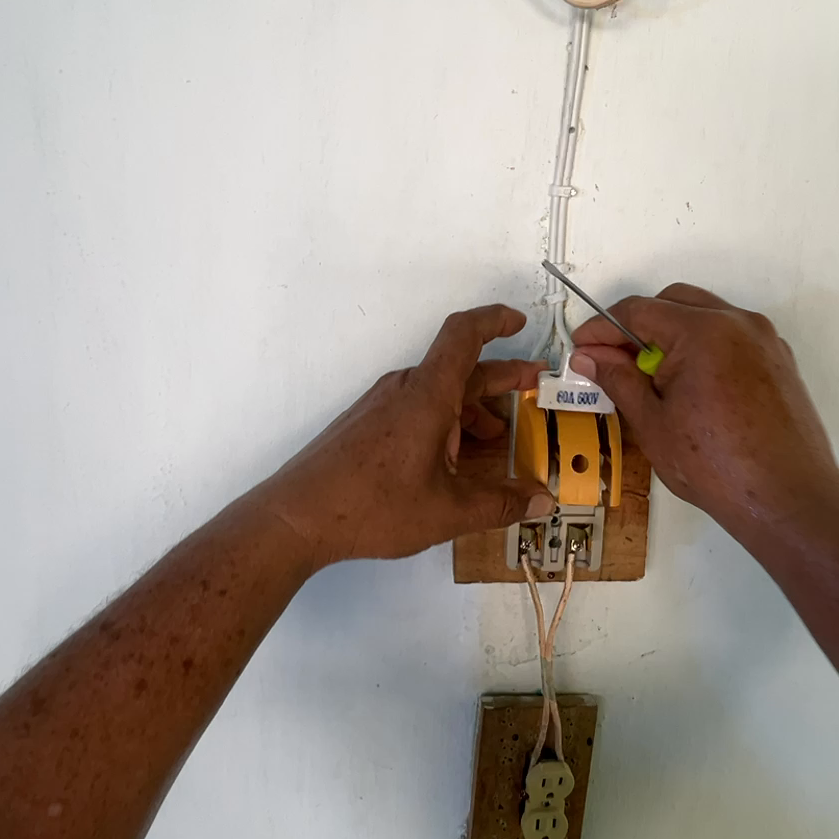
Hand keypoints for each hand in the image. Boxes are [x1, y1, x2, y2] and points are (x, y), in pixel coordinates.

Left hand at [254, 305, 555, 566]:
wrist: (296, 517)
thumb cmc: (373, 507)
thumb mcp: (447, 512)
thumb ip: (499, 504)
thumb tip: (542, 499)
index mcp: (427, 396)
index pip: (464, 335)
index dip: (495, 321)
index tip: (519, 322)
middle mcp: (403, 390)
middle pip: (458, 368)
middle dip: (500, 376)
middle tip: (533, 387)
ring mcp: (380, 406)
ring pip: (436, 392)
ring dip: (471, 406)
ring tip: (497, 435)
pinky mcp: (366, 425)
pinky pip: (415, 409)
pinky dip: (444, 421)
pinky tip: (451, 459)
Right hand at [570, 283, 838, 530]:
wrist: (786, 497)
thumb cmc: (715, 465)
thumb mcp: (652, 423)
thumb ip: (618, 379)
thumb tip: (589, 357)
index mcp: (702, 332)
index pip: (638, 311)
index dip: (602, 328)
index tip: (581, 348)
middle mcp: (737, 323)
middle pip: (673, 303)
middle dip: (637, 326)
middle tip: (613, 362)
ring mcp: (764, 339)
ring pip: (704, 317)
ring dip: (670, 336)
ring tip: (650, 379)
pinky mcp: (777, 360)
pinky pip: (729, 337)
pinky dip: (701, 349)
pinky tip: (687, 388)